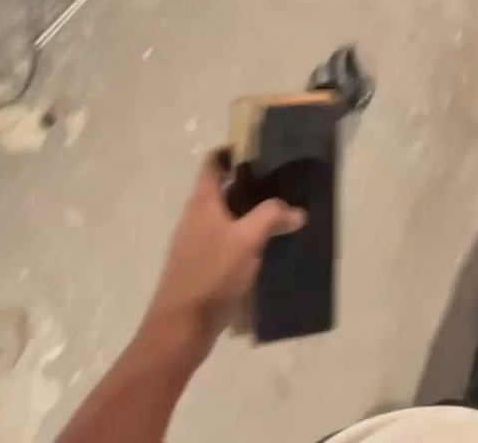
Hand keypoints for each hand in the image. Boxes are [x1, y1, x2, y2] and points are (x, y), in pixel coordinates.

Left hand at [146, 150, 304, 337]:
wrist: (180, 329)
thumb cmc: (211, 274)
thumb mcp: (247, 239)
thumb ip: (272, 217)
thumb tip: (297, 211)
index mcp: (202, 202)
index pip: (213, 162)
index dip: (233, 150)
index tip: (260, 149)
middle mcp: (196, 217)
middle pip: (223, 189)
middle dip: (250, 183)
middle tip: (282, 181)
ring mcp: (197, 243)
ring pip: (227, 216)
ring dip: (250, 212)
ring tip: (281, 212)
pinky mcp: (203, 267)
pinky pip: (227, 241)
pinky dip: (246, 237)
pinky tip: (268, 247)